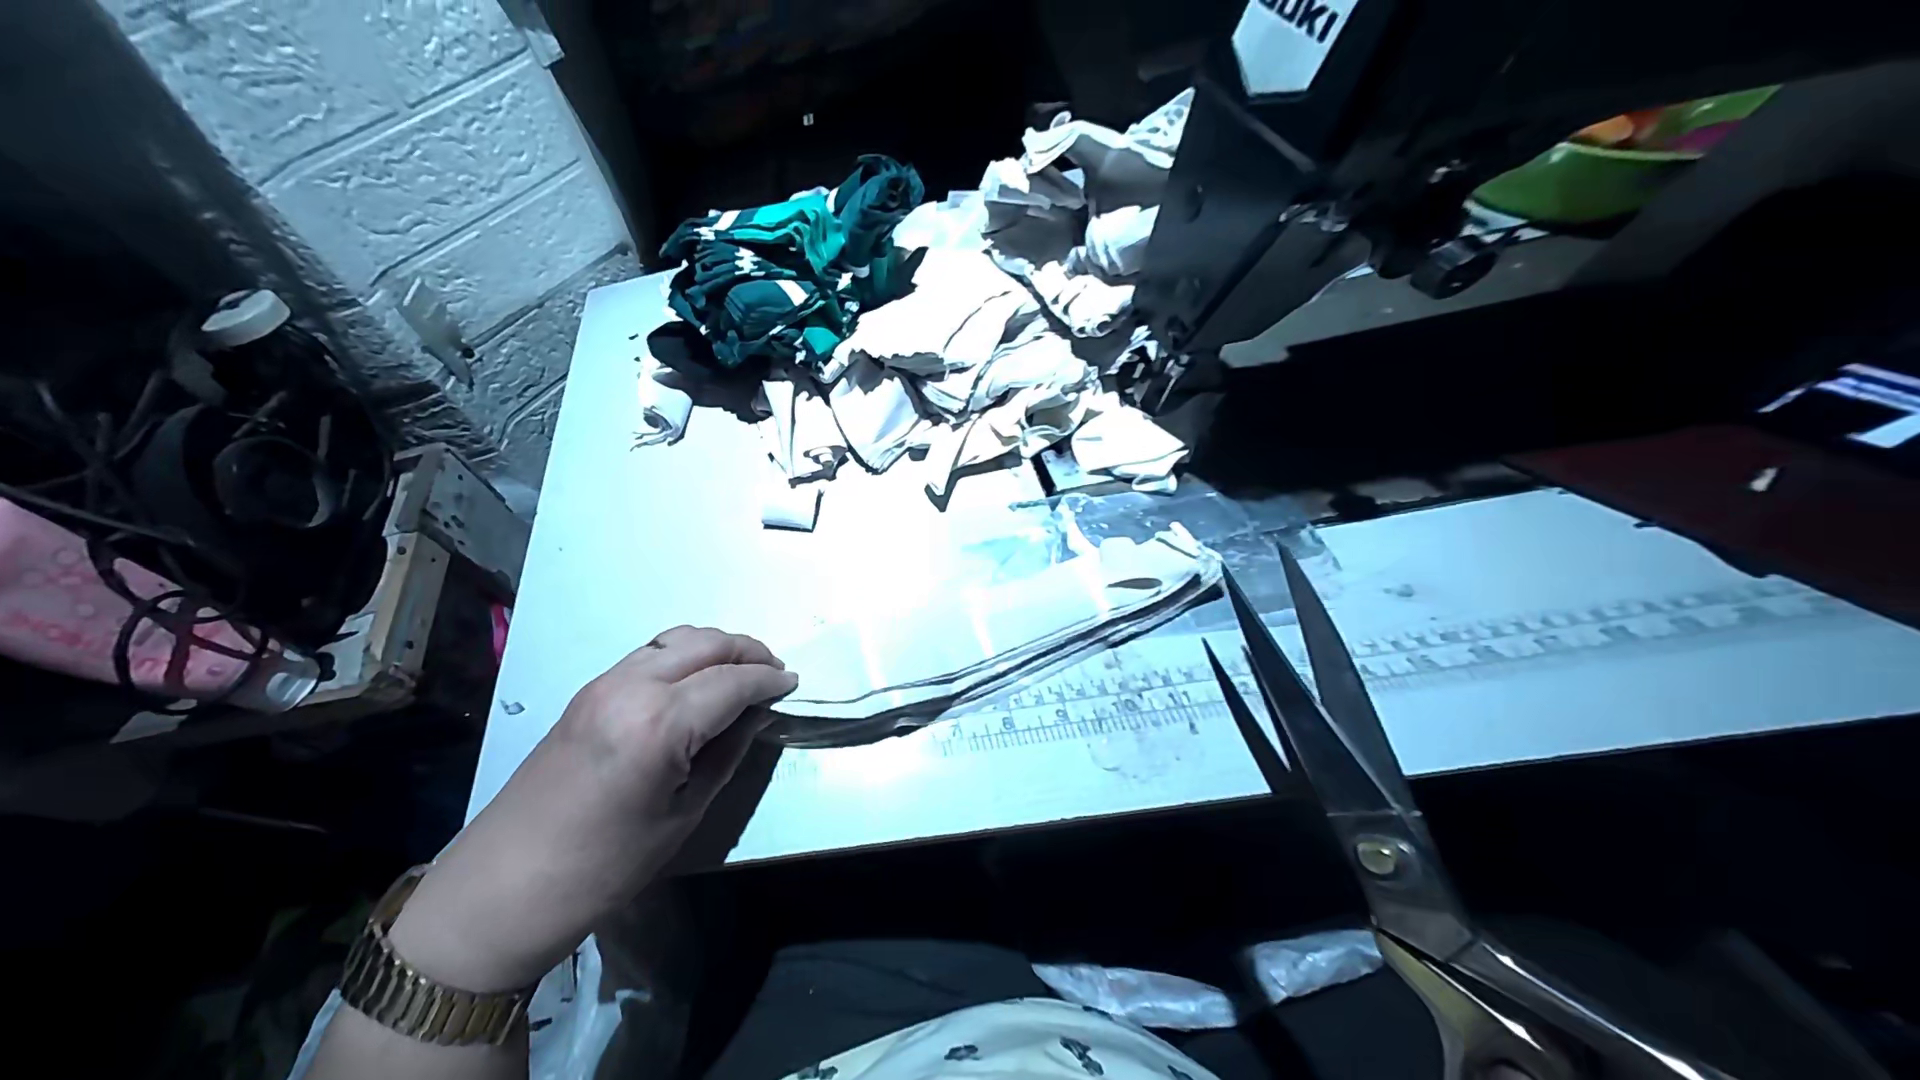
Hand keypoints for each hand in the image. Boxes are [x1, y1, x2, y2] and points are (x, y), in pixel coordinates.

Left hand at [386, 627, 796, 991]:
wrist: (502, 889)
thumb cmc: (604, 867)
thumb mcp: (683, 814)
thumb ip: (726, 751)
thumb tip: (757, 713)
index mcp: (659, 722)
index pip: (733, 680)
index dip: (769, 680)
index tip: (794, 685)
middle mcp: (631, 686)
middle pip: (706, 643)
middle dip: (748, 651)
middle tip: (775, 671)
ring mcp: (604, 683)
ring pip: (676, 639)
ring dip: (716, 647)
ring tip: (742, 671)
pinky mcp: (588, 691)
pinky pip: (650, 653)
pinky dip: (684, 654)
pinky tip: (698, 678)